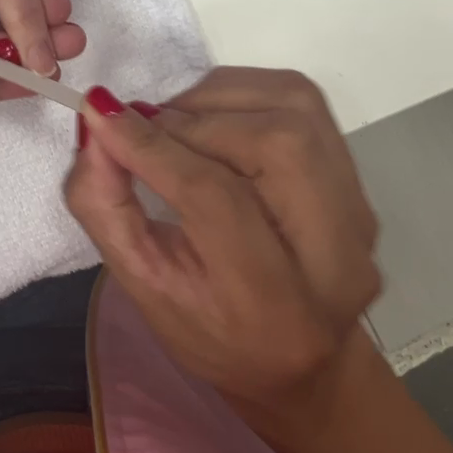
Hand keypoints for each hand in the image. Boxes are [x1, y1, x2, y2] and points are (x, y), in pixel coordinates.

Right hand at [63, 69, 380, 434]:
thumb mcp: (136, 280)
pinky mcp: (358, 180)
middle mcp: (335, 254)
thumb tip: (95, 123)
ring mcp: (357, 211)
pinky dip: (243, 94)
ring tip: (176, 123)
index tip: (97, 114)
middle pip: (276, 143)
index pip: (215, 197)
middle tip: (143, 128)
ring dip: (217, 99)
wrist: (299, 359)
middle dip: (192, 120)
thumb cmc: (205, 326)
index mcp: (272, 301)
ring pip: (295, 109)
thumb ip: (103, 204)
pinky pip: (303, 102)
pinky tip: (211, 120)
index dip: (149, 146)